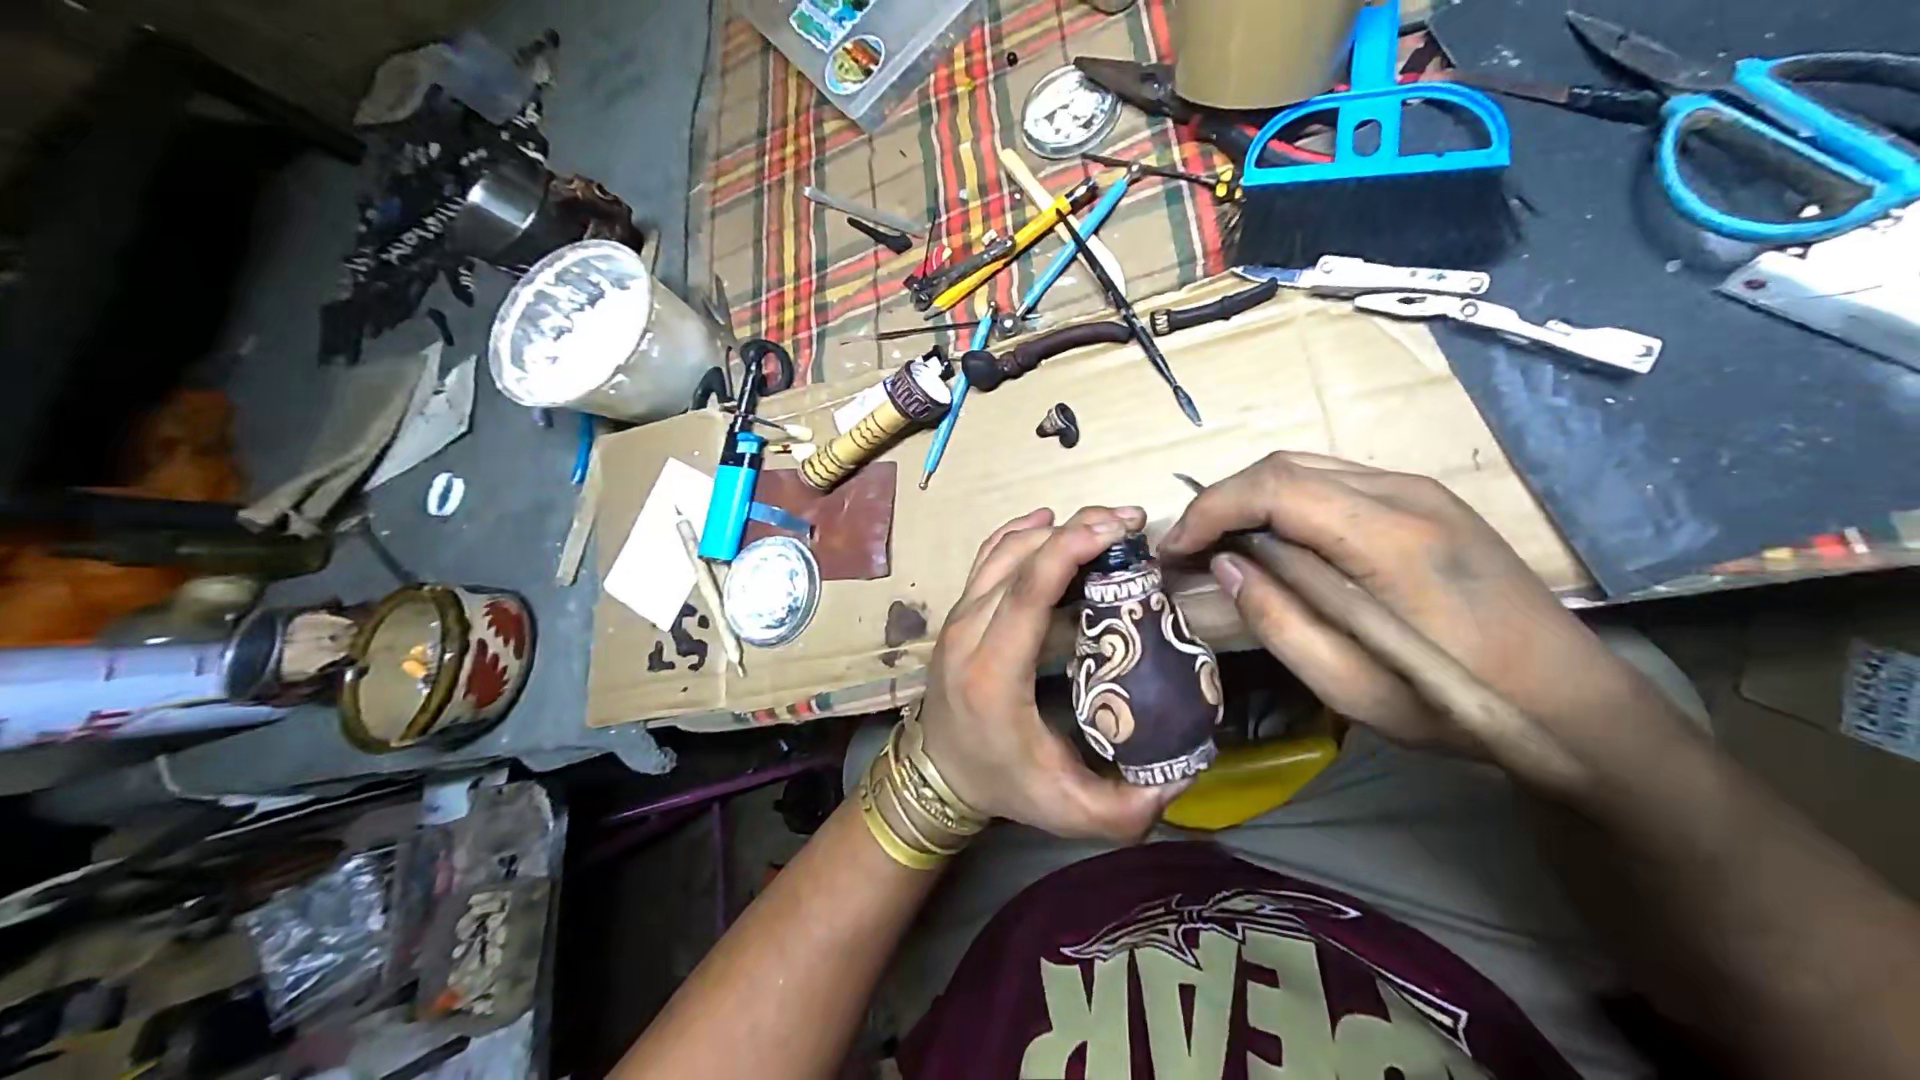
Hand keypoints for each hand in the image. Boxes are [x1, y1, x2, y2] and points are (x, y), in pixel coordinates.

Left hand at [917, 506, 1188, 841]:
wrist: (936, 775)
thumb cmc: (1003, 785)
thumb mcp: (1069, 811)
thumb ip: (1130, 806)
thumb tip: (1187, 770)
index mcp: (993, 675)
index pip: (1027, 593)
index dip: (1069, 550)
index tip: (1116, 530)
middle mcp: (968, 635)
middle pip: (1018, 561)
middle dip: (1076, 531)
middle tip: (1130, 523)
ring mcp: (958, 618)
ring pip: (1002, 550)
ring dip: (1053, 529)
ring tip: (1105, 524)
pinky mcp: (959, 613)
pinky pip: (986, 557)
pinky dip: (1018, 532)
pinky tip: (1049, 520)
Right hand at [1160, 452, 1648, 756]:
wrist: (1574, 703)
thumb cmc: (1459, 707)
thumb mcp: (1353, 689)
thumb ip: (1279, 621)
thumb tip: (1226, 564)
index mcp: (1391, 540)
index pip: (1275, 488)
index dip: (1210, 510)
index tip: (1174, 548)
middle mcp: (1406, 495)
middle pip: (1284, 466)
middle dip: (1221, 501)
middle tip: (1188, 549)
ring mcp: (1421, 492)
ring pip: (1307, 467)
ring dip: (1251, 499)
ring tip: (1221, 544)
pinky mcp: (1427, 503)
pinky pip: (1334, 483)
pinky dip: (1286, 502)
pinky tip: (1275, 541)